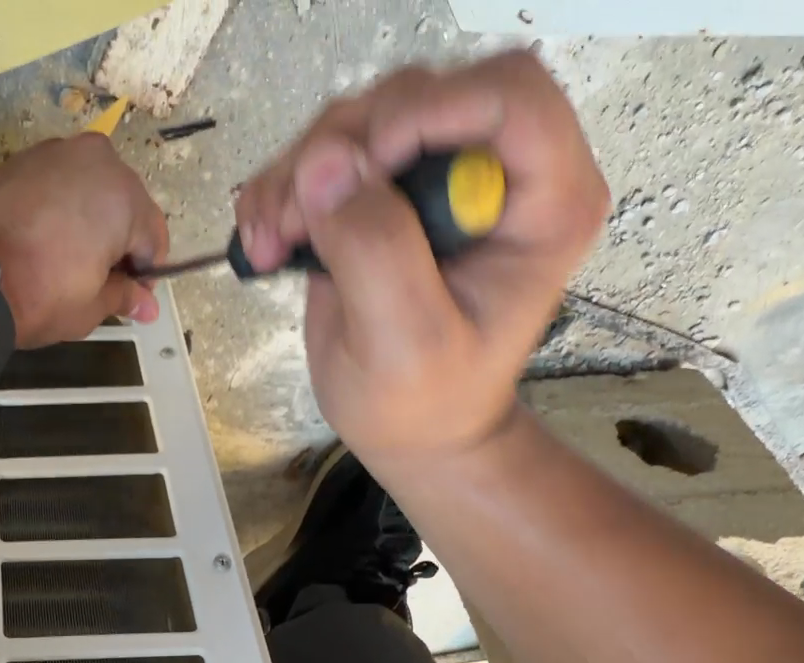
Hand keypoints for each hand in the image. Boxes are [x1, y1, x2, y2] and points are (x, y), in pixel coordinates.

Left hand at [0, 134, 168, 348]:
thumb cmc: (40, 294)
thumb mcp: (90, 306)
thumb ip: (124, 296)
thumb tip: (147, 305)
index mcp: (123, 195)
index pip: (152, 235)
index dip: (145, 271)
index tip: (133, 296)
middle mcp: (94, 160)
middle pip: (120, 203)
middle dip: (117, 239)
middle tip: (100, 278)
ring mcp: (51, 154)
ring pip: (85, 187)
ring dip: (86, 218)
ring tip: (67, 258)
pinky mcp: (15, 161)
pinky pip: (50, 184)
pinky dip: (54, 207)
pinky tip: (39, 240)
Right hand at [233, 50, 609, 466]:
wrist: (405, 427)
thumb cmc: (423, 400)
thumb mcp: (406, 342)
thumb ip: (375, 251)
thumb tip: (321, 165)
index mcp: (539, 200)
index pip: (506, 94)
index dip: (430, 110)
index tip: (361, 170)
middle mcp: (486, 172)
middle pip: (412, 97)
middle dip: (337, 152)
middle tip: (290, 229)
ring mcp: (424, 180)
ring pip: (352, 122)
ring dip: (293, 177)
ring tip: (269, 247)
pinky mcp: (372, 197)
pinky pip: (316, 158)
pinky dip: (277, 193)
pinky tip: (264, 246)